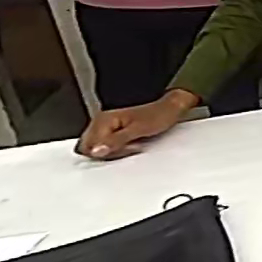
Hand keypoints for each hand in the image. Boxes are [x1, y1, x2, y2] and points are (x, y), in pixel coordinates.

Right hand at [76, 89, 196, 159]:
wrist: (173, 108)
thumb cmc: (160, 115)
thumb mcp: (139, 129)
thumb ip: (116, 141)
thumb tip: (96, 152)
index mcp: (103, 120)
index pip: (87, 147)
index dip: (105, 152)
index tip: (125, 149)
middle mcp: (100, 122)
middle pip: (88, 148)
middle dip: (107, 153)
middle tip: (129, 147)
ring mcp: (106, 127)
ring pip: (97, 149)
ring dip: (113, 151)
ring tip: (132, 145)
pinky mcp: (114, 132)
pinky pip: (107, 146)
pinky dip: (117, 149)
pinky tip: (131, 145)